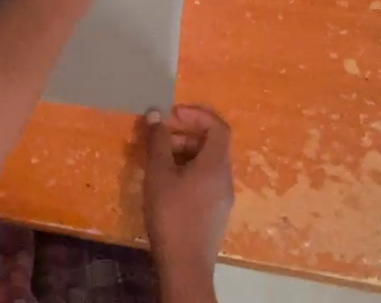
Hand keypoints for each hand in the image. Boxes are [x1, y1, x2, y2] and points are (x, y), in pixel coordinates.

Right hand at [143, 104, 232, 294]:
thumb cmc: (172, 214)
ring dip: (183, 152)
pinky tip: (165, 181)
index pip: (218, 127)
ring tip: (157, 158)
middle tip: (159, 136)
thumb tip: (156, 113)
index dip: (196, 115)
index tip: (172, 113)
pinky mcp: (214, 213)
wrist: (185, 267)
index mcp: (216, 165)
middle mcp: (225, 178)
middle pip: (212, 144)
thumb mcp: (159, 172)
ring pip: (206, 163)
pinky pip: (204, 179)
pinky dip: (187, 170)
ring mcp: (222, 198)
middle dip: (185, 133)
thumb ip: (158, 140)